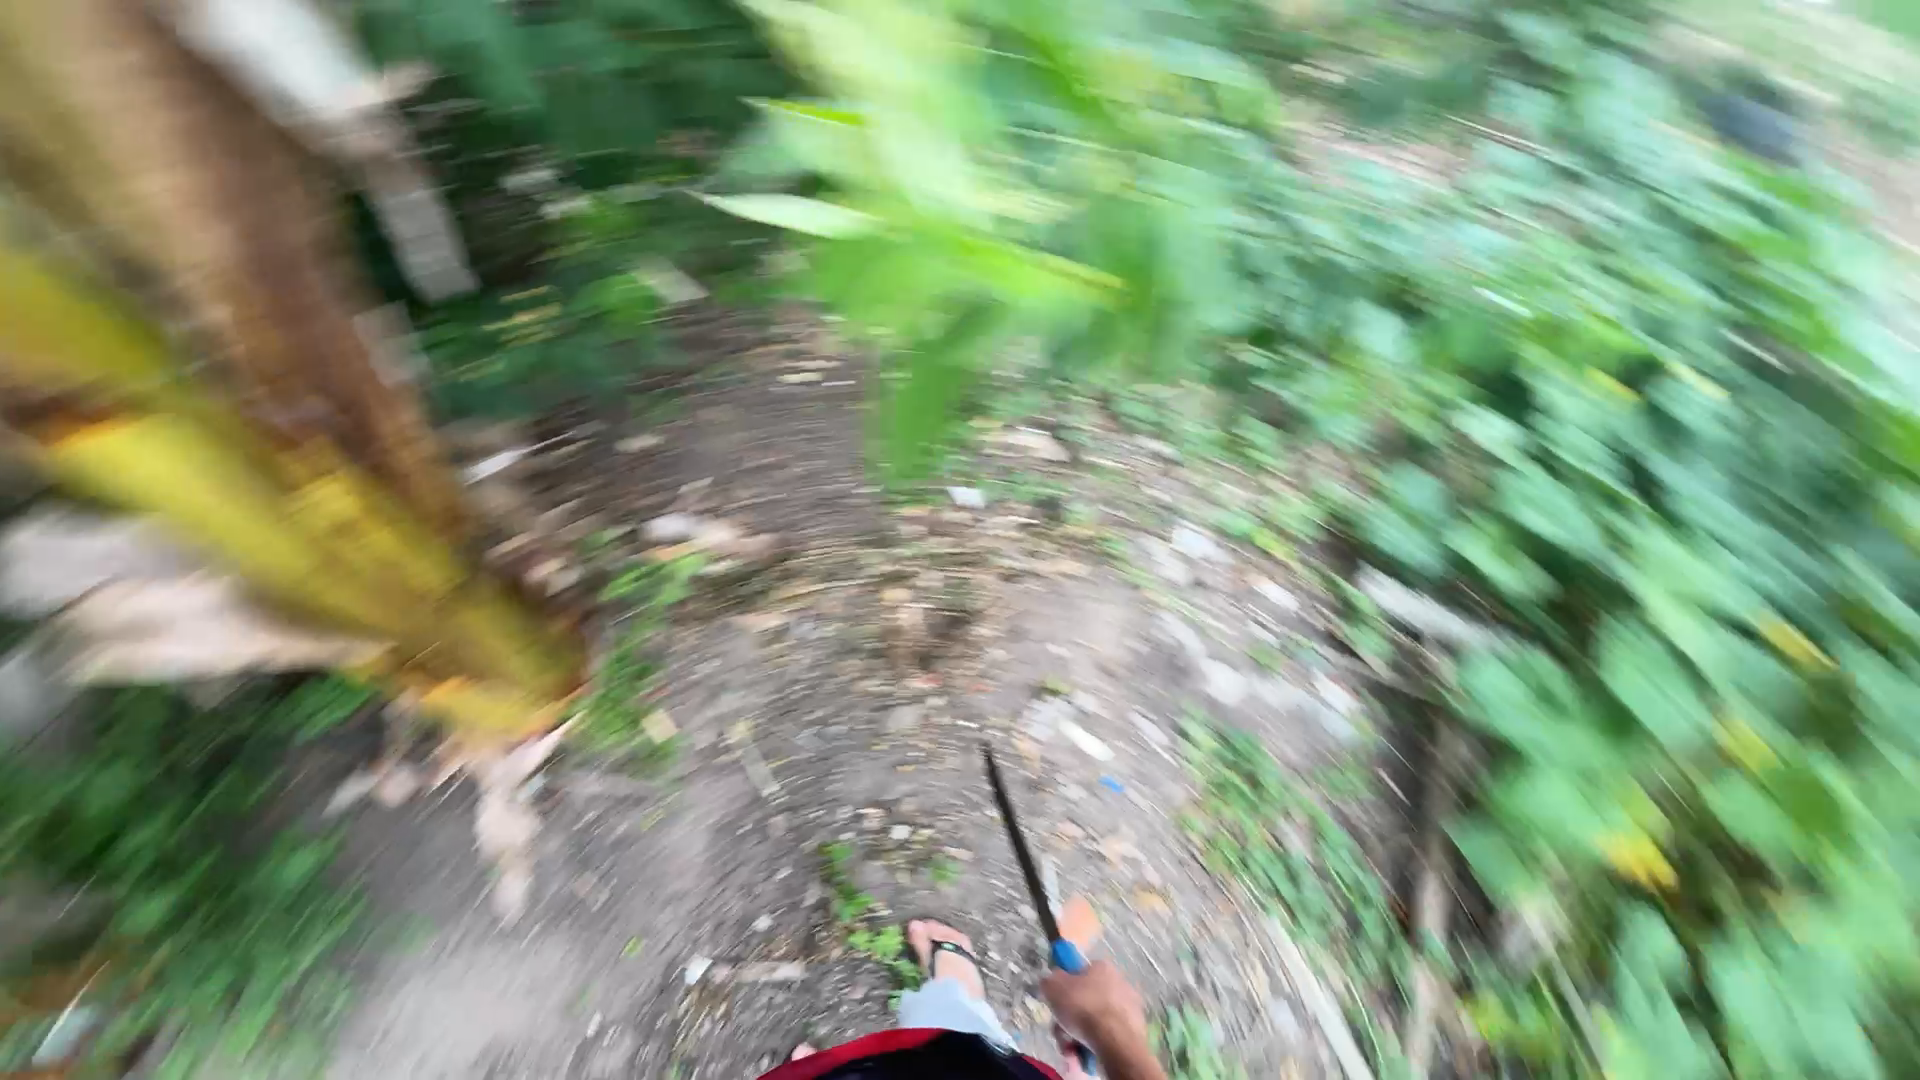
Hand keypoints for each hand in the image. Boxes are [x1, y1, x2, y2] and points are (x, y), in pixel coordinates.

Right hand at [1039, 959, 1147, 1052]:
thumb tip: (1051, 982)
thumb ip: (1049, 981)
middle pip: (1085, 1002)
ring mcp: (1129, 1009)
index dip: (1065, 991)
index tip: (1057, 1006)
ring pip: (1094, 1022)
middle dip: (1069, 1020)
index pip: (1079, 975)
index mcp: (1102, 967)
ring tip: (1071, 1049)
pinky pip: (1107, 1037)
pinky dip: (1094, 1045)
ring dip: (1078, 1036)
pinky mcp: (1134, 1032)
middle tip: (1061, 1033)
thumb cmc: (1083, 1007)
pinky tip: (1085, 1054)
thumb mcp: (1053, 986)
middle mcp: (1119, 983)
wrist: (1115, 1041)